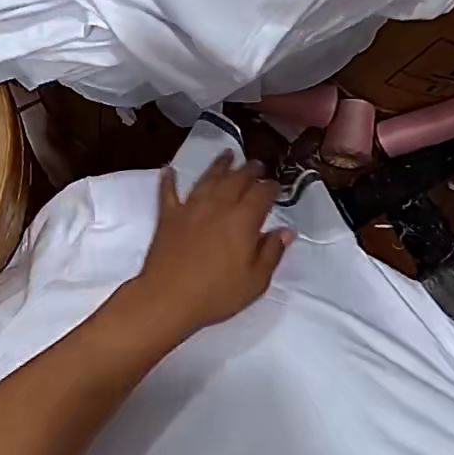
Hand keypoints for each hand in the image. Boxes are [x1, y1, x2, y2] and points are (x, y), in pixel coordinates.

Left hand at [118, 154, 293, 342]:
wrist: (167, 300)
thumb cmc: (216, 294)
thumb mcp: (256, 280)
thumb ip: (272, 252)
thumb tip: (286, 231)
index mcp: (243, 219)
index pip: (262, 193)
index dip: (272, 187)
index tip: (277, 186)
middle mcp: (218, 205)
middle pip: (237, 179)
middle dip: (250, 169)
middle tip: (257, 164)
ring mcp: (191, 208)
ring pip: (208, 178)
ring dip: (219, 165)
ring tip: (227, 154)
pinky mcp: (168, 217)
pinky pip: (168, 192)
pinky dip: (169, 180)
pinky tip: (169, 170)